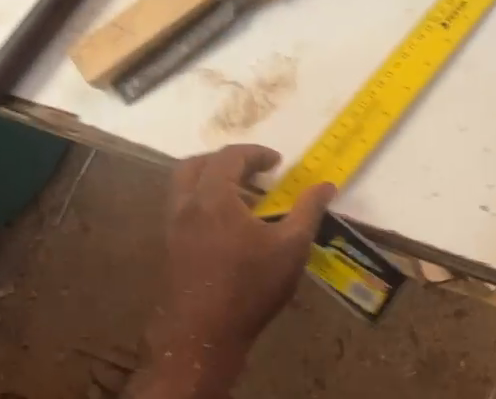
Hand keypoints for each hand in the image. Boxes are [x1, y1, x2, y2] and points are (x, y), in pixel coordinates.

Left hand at [131, 145, 334, 398]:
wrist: (201, 343)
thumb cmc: (249, 288)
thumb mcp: (292, 247)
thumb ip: (309, 209)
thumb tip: (326, 185)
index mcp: (212, 200)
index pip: (228, 157)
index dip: (255, 153)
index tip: (277, 164)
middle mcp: (185, 209)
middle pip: (194, 166)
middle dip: (225, 162)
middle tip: (253, 172)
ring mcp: (171, 233)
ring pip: (183, 190)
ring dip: (211, 184)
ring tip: (244, 201)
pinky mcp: (168, 253)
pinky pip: (182, 213)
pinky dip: (203, 206)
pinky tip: (230, 229)